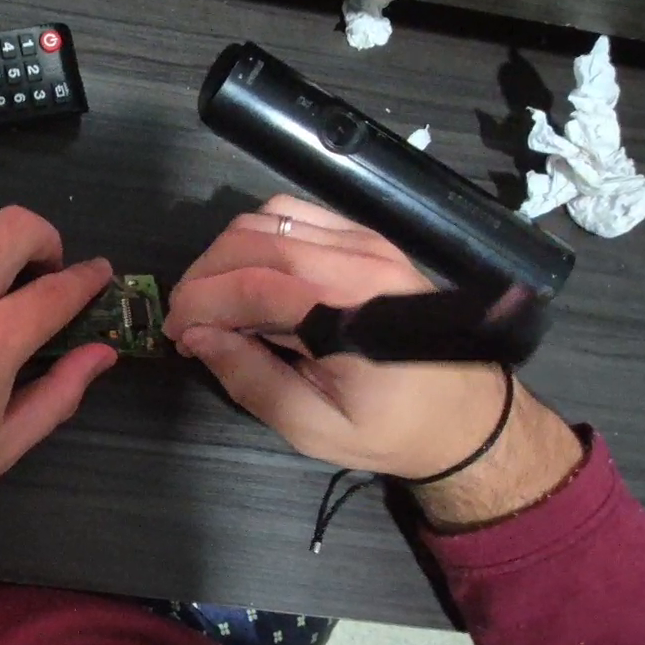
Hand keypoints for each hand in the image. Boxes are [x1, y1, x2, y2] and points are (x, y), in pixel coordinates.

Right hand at [165, 195, 581, 525]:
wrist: (471, 415)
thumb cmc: (392, 430)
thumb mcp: (314, 428)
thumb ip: (251, 381)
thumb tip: (197, 337)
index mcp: (349, 313)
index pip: (251, 285)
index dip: (198, 304)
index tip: (173, 333)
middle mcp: (358, 262)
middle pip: (251, 241)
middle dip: (201, 277)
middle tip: (185, 319)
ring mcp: (364, 241)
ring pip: (265, 219)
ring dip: (223, 255)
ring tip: (213, 299)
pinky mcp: (365, 237)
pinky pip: (291, 214)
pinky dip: (255, 238)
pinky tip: (249, 275)